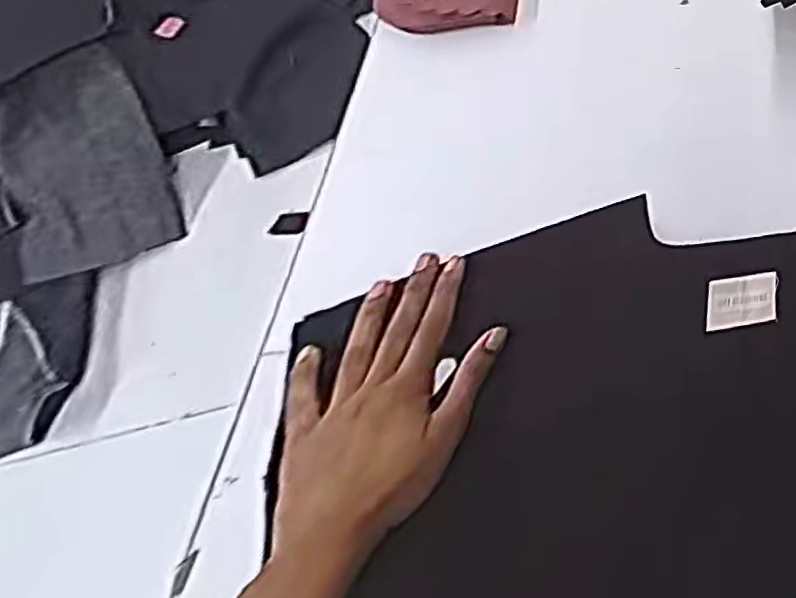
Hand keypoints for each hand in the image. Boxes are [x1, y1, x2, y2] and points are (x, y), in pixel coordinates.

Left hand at [273, 253, 505, 559]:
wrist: (330, 534)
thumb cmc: (391, 489)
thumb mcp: (447, 432)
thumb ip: (469, 379)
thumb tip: (491, 339)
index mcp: (406, 387)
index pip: (431, 326)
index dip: (444, 291)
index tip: (452, 266)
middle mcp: (370, 389)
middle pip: (397, 328)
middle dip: (414, 290)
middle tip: (423, 262)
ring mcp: (335, 408)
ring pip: (356, 349)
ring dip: (371, 314)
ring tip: (382, 286)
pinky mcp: (305, 433)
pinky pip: (305, 394)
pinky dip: (307, 369)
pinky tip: (311, 351)